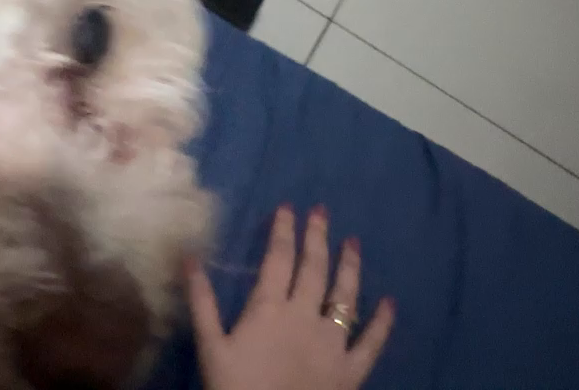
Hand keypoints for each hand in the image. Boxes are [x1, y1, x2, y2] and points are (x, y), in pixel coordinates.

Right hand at [187, 205, 395, 389]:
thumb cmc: (237, 389)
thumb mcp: (210, 346)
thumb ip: (201, 300)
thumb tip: (188, 256)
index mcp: (270, 307)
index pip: (279, 257)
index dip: (283, 230)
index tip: (287, 207)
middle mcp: (305, 317)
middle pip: (313, 268)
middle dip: (316, 237)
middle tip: (321, 210)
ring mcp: (332, 344)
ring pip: (345, 297)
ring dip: (349, 267)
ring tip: (353, 242)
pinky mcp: (351, 372)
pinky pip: (371, 344)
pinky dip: (382, 323)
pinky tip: (390, 303)